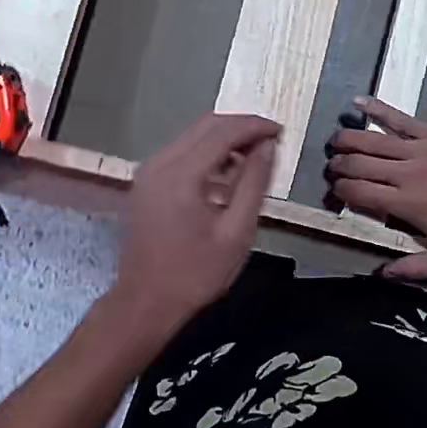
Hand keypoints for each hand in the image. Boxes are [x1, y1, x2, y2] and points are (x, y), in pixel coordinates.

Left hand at [109, 113, 280, 330]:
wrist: (146, 302)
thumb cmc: (196, 273)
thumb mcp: (237, 232)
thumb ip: (254, 183)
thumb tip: (268, 146)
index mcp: (181, 174)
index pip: (222, 131)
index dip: (254, 126)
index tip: (280, 131)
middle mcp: (159, 163)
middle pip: (205, 125)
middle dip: (240, 126)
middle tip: (270, 141)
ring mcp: (148, 170)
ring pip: (192, 136)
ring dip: (223, 138)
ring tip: (254, 156)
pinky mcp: (146, 181)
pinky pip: (180, 152)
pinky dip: (206, 152)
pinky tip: (226, 172)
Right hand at [325, 96, 426, 281]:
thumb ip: (416, 268)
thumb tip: (382, 274)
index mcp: (407, 204)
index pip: (358, 193)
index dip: (339, 191)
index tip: (334, 192)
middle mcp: (406, 173)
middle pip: (358, 164)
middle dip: (338, 166)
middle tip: (331, 168)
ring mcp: (420, 149)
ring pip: (371, 140)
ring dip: (347, 139)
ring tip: (335, 141)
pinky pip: (399, 118)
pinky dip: (376, 109)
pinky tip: (358, 101)